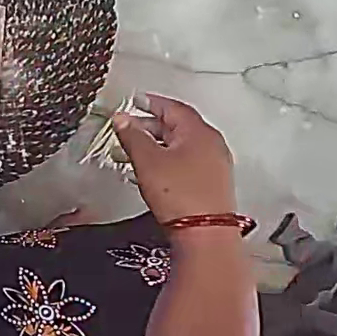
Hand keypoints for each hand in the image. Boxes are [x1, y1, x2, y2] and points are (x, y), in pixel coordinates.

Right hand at [111, 93, 237, 223]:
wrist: (205, 234)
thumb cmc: (180, 195)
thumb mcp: (147, 160)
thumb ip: (132, 136)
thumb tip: (121, 119)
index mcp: (199, 132)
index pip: (173, 107)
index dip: (151, 103)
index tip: (136, 100)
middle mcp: (211, 145)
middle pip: (178, 126)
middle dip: (151, 126)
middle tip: (129, 128)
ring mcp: (214, 165)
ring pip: (182, 146)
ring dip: (157, 145)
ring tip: (135, 153)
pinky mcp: (212, 184)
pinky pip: (187, 162)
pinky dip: (168, 160)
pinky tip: (153, 172)